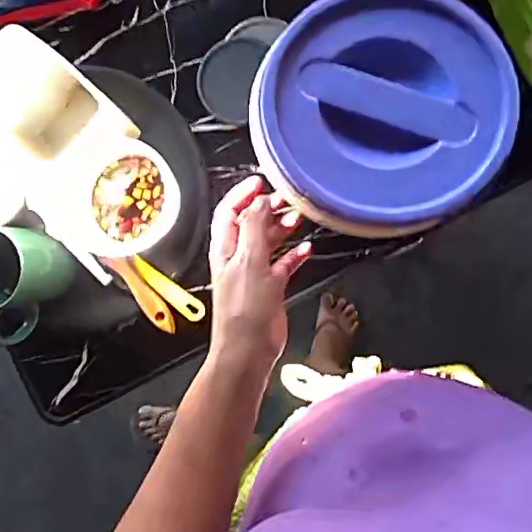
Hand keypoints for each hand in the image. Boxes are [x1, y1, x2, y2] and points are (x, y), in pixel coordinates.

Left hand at [207, 176, 311, 371]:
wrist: (249, 350)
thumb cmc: (243, 311)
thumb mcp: (249, 262)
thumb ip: (255, 229)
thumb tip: (260, 201)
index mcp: (225, 248)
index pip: (230, 211)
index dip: (243, 194)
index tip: (261, 181)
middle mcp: (237, 257)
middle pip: (251, 223)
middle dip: (268, 207)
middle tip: (287, 197)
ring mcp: (253, 272)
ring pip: (268, 241)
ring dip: (282, 227)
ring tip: (298, 216)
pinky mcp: (270, 288)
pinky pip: (283, 264)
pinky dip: (294, 254)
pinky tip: (306, 248)